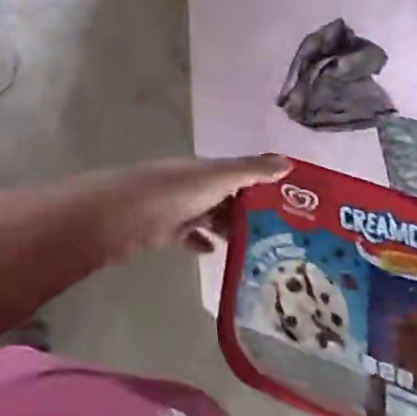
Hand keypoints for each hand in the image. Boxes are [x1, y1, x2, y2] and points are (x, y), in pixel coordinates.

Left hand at [98, 154, 290, 255]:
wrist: (123, 214)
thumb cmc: (173, 192)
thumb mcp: (216, 177)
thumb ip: (250, 171)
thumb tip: (287, 162)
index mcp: (204, 169)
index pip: (240, 175)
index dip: (263, 187)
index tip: (292, 207)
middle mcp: (192, 185)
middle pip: (226, 198)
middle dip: (251, 214)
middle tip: (284, 238)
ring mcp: (177, 208)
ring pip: (210, 217)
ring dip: (229, 230)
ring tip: (260, 251)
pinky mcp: (165, 230)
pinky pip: (189, 236)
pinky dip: (203, 243)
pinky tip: (217, 254)